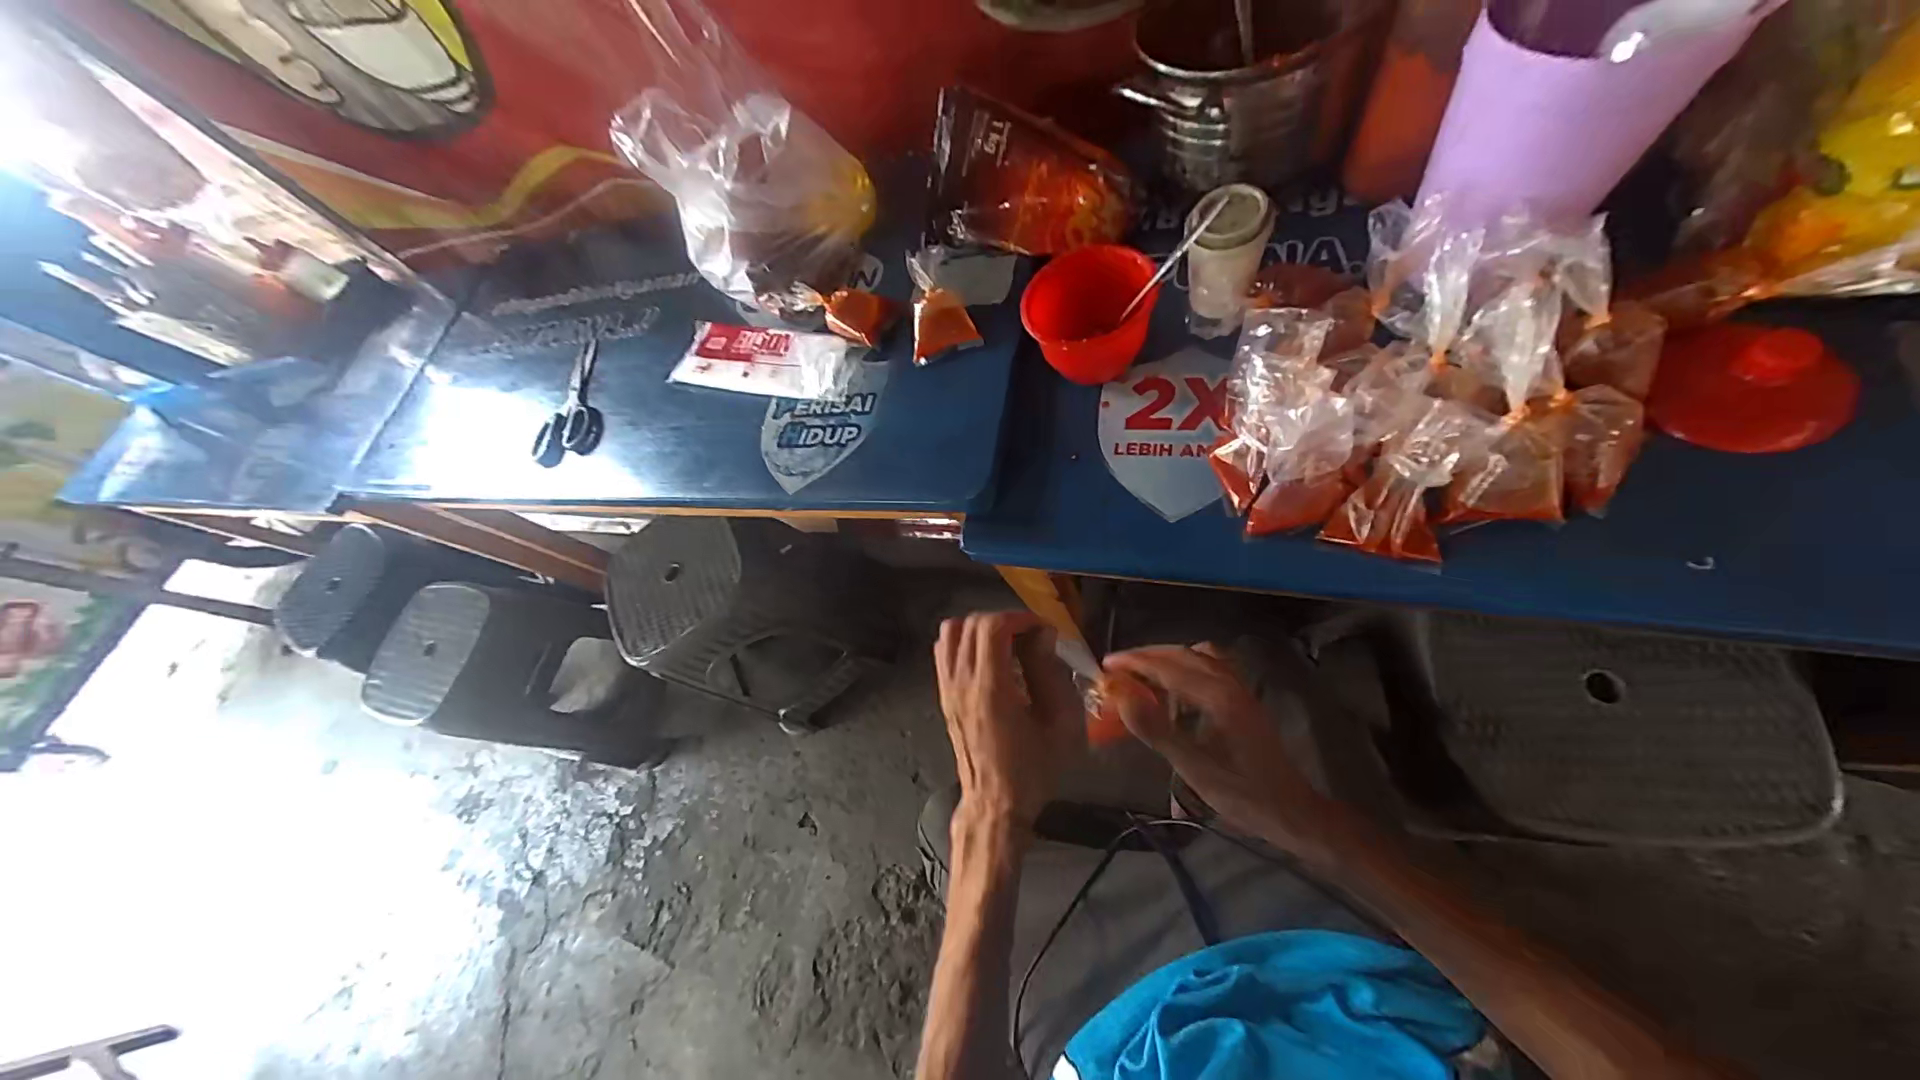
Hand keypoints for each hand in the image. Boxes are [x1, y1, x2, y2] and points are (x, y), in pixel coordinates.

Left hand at [934, 612, 1084, 832]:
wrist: (995, 803)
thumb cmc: (1033, 770)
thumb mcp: (1061, 724)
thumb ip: (1052, 673)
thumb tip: (1043, 636)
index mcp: (991, 690)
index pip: (993, 627)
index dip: (1021, 618)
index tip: (1044, 631)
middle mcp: (962, 683)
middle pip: (972, 623)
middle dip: (1006, 620)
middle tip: (1031, 637)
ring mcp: (947, 688)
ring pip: (952, 631)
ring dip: (982, 628)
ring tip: (1009, 644)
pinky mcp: (943, 695)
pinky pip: (945, 650)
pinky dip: (965, 641)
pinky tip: (990, 658)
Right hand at [1102, 644, 1334, 856]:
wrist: (1292, 811)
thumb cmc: (1243, 794)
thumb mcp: (1194, 768)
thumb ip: (1157, 730)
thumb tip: (1122, 697)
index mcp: (1217, 697)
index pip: (1167, 667)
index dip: (1134, 663)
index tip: (1106, 664)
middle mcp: (1230, 684)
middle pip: (1182, 654)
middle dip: (1146, 655)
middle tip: (1116, 666)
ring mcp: (1240, 689)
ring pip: (1199, 656)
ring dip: (1167, 657)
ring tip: (1142, 672)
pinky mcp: (1244, 699)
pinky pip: (1212, 667)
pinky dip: (1187, 666)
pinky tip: (1175, 687)